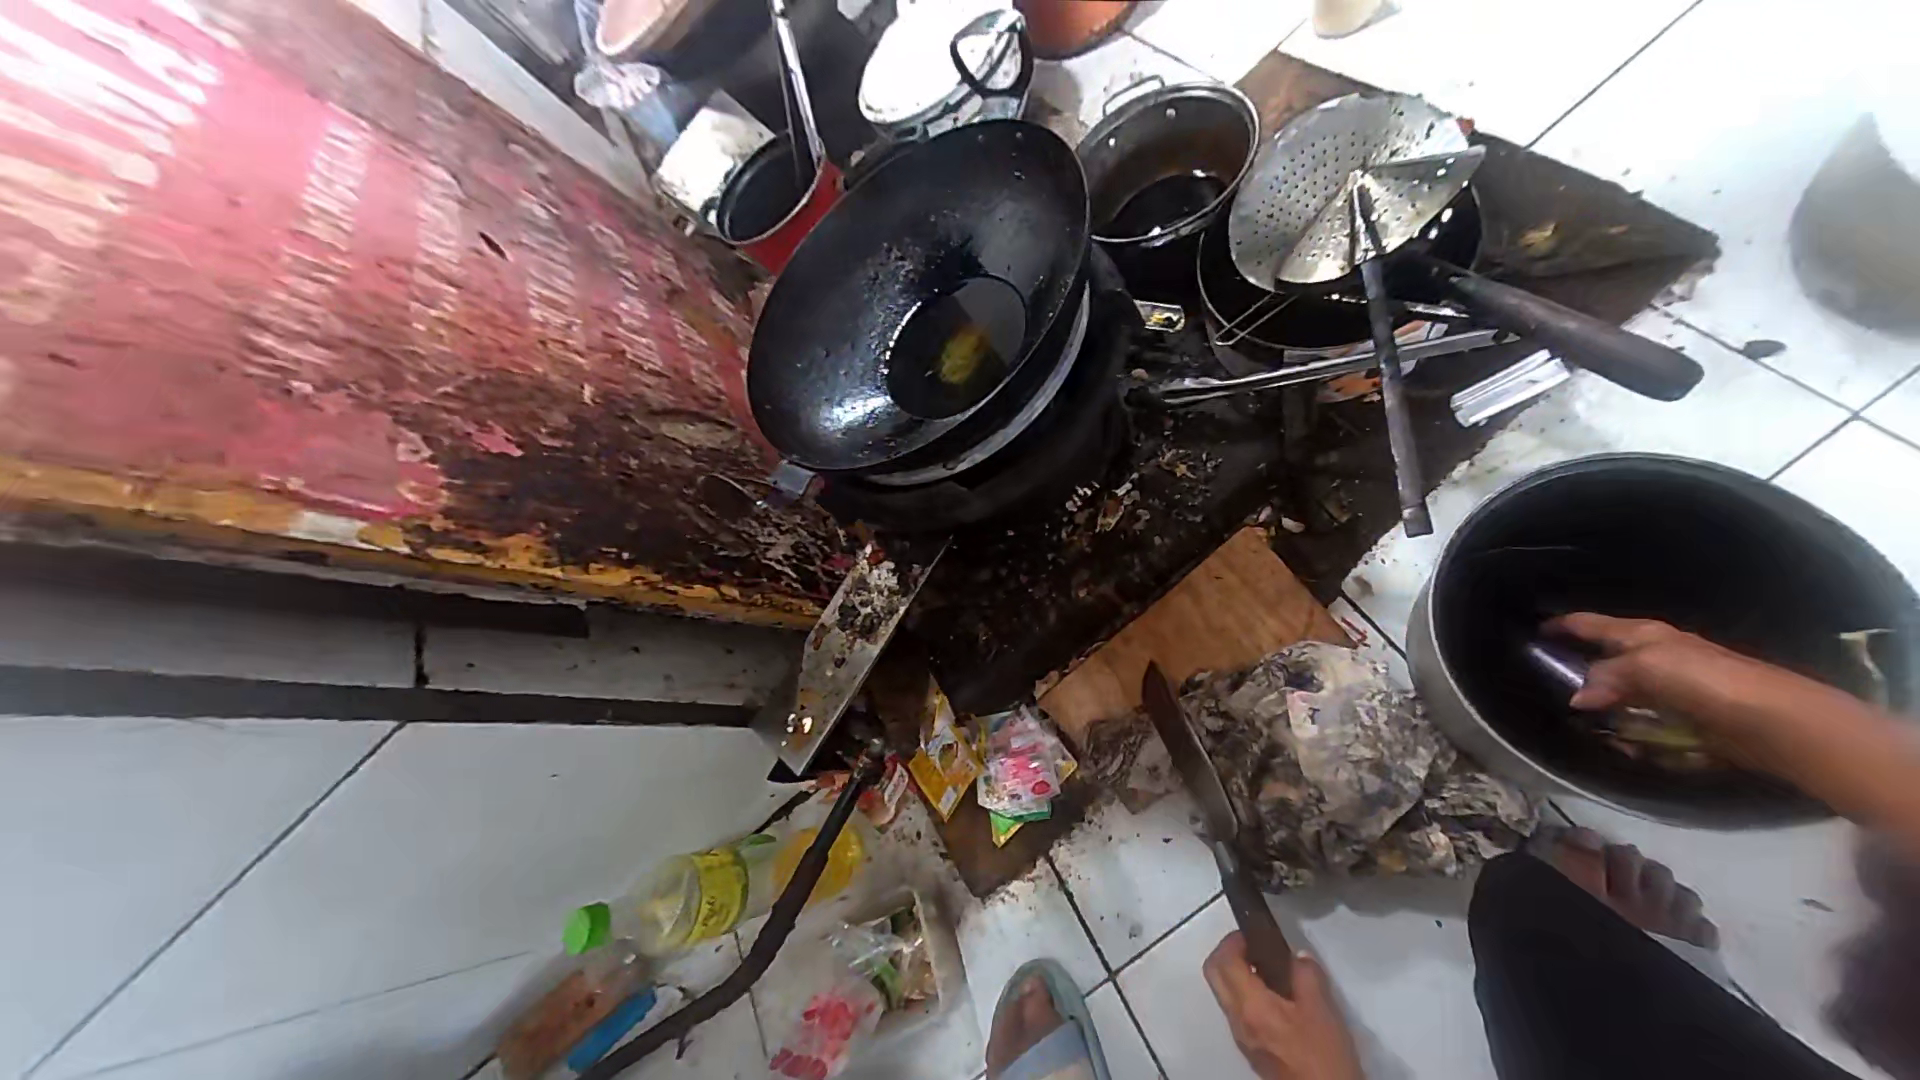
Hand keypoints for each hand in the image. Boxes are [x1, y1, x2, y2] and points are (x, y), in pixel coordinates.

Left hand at [1203, 933, 1363, 1079]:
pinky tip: (1275, 998)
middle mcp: (1237, 1020)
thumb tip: (1298, 956)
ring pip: (1224, 993)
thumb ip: (1306, 975)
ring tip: (1267, 970)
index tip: (1251, 933)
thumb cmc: (1323, 1058)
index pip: (1223, 961)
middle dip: (1227, 954)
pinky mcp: (1252, 1052)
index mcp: (1249, 1005)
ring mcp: (1242, 1038)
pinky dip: (1245, 995)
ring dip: (1236, 974)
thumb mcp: (1322, 1011)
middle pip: (1214, 973)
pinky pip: (1237, 1011)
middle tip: (1253, 947)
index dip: (1232, 940)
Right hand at [1546, 613, 1855, 774]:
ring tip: (1579, 721)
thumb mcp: (1644, 667)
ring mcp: (1674, 688)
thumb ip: (1602, 676)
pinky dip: (1632, 734)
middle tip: (1546, 683)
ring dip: (1604, 707)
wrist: (1782, 724)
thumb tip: (1578, 697)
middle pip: (1604, 659)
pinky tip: (1621, 743)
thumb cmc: (1707, 681)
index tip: (1531, 632)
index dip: (1559, 625)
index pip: (1588, 623)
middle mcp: (1657, 655)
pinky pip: (1646, 723)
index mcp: (1643, 635)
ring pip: (1623, 694)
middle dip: (1577, 669)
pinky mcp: (1688, 718)